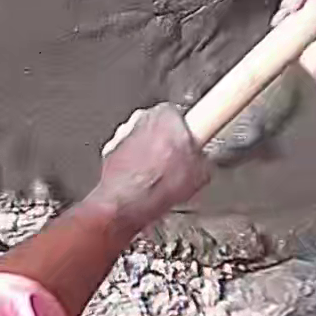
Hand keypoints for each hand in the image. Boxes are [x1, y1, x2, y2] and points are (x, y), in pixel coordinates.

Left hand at [91, 104, 207, 230]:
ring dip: (150, 152)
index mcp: (167, 115)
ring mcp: (124, 131)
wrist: (125, 202)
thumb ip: (202, 158)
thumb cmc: (158, 185)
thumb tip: (204, 162)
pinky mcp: (111, 147)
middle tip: (176, 163)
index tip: (191, 139)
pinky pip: (128, 151)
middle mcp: (143, 116)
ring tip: (158, 177)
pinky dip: (133, 163)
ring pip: (143, 137)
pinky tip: (142, 181)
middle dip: (168, 141)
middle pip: (161, 125)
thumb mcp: (200, 174)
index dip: (187, 130)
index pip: (182, 113)